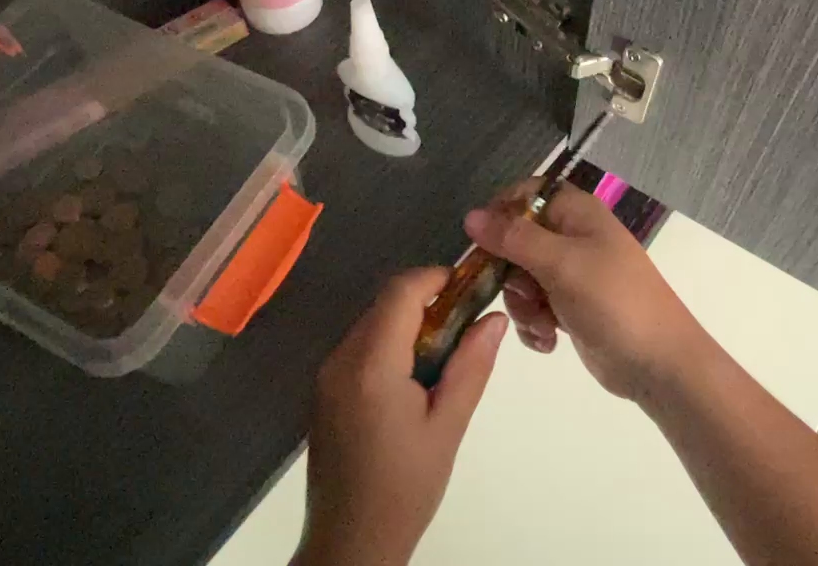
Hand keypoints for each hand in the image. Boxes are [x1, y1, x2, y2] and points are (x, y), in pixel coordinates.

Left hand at [296, 268, 506, 565]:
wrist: (349, 544)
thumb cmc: (405, 488)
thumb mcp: (447, 428)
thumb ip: (471, 366)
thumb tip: (494, 318)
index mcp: (371, 365)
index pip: (401, 291)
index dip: (436, 278)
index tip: (469, 291)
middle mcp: (341, 359)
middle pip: (385, 304)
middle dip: (426, 302)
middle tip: (464, 327)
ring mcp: (326, 374)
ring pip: (372, 322)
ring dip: (407, 323)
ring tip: (442, 358)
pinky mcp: (323, 390)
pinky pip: (359, 346)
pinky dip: (388, 345)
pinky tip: (411, 380)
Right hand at [465, 181, 709, 402]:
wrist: (659, 363)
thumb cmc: (613, 300)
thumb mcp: (561, 263)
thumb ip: (513, 238)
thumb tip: (471, 216)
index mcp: (577, 213)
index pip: (526, 195)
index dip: (502, 213)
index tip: (485, 243)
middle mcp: (572, 238)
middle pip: (516, 240)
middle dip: (511, 273)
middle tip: (524, 292)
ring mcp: (571, 275)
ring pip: (521, 278)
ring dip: (523, 305)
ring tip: (543, 325)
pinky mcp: (569, 308)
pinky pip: (534, 306)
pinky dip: (535, 324)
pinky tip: (548, 341)